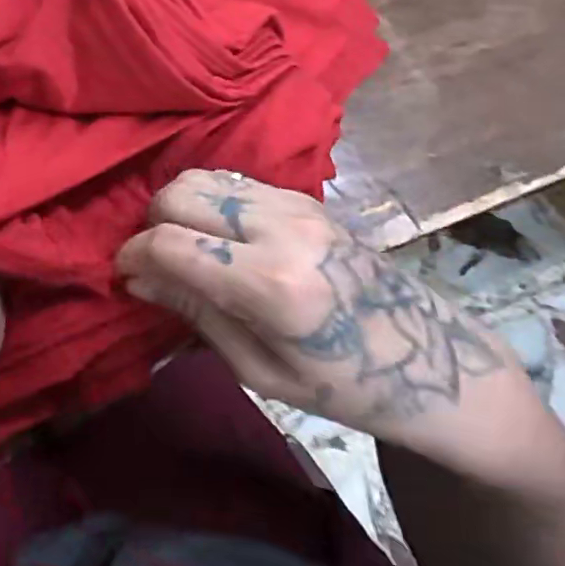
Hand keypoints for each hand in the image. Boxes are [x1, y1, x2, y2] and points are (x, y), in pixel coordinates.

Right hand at [116, 169, 554, 484]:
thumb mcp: (259, 370)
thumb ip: (195, 313)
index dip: (132, 255)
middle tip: (157, 261)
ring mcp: (296, 207)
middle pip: (177, 194)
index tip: (124, 274)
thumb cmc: (345, 387)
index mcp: (272, 285)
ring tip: (184, 244)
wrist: (440, 367)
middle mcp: (282, 231)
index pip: (170, 244)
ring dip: (176, 207)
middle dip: (151, 224)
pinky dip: (206, 201)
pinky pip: (230, 181)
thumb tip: (136, 279)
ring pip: (200, 178)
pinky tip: (217, 235)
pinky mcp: (305, 198)